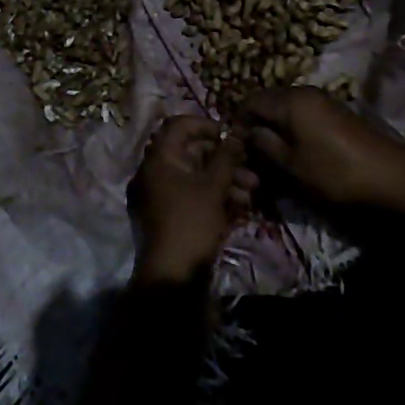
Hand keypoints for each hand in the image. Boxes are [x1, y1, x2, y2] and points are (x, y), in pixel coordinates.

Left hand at [128, 116, 257, 283]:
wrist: (171, 279)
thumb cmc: (191, 224)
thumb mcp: (212, 187)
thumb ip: (225, 157)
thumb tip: (235, 134)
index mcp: (157, 160)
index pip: (178, 126)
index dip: (205, 125)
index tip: (230, 135)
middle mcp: (153, 174)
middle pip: (190, 154)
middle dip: (223, 160)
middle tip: (250, 169)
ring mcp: (158, 198)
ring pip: (194, 178)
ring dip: (224, 180)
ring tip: (252, 192)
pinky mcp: (167, 219)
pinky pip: (191, 198)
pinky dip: (213, 198)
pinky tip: (240, 209)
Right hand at [243, 86, 404, 204]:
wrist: (389, 174)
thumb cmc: (335, 170)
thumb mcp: (293, 165)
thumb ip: (266, 145)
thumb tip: (250, 133)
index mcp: (289, 101)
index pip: (250, 101)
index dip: (238, 121)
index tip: (236, 145)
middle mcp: (302, 92)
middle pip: (267, 100)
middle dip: (256, 122)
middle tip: (252, 150)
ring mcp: (320, 99)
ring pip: (284, 105)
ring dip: (274, 124)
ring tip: (272, 151)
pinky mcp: (333, 110)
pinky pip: (301, 110)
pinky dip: (291, 125)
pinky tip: (294, 147)